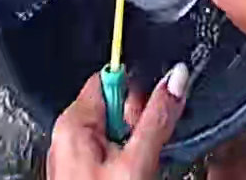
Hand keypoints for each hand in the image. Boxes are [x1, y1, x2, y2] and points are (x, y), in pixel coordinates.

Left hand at [47, 64, 188, 179]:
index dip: (137, 88)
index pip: (111, 77)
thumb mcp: (137, 164)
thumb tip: (177, 76)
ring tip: (141, 166)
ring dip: (137, 142)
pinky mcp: (85, 178)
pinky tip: (134, 176)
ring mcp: (75, 160)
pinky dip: (128, 160)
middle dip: (139, 119)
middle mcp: (69, 137)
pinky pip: (112, 153)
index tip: (152, 106)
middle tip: (146, 145)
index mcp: (73, 123)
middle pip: (116, 103)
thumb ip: (159, 116)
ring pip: (117, 131)